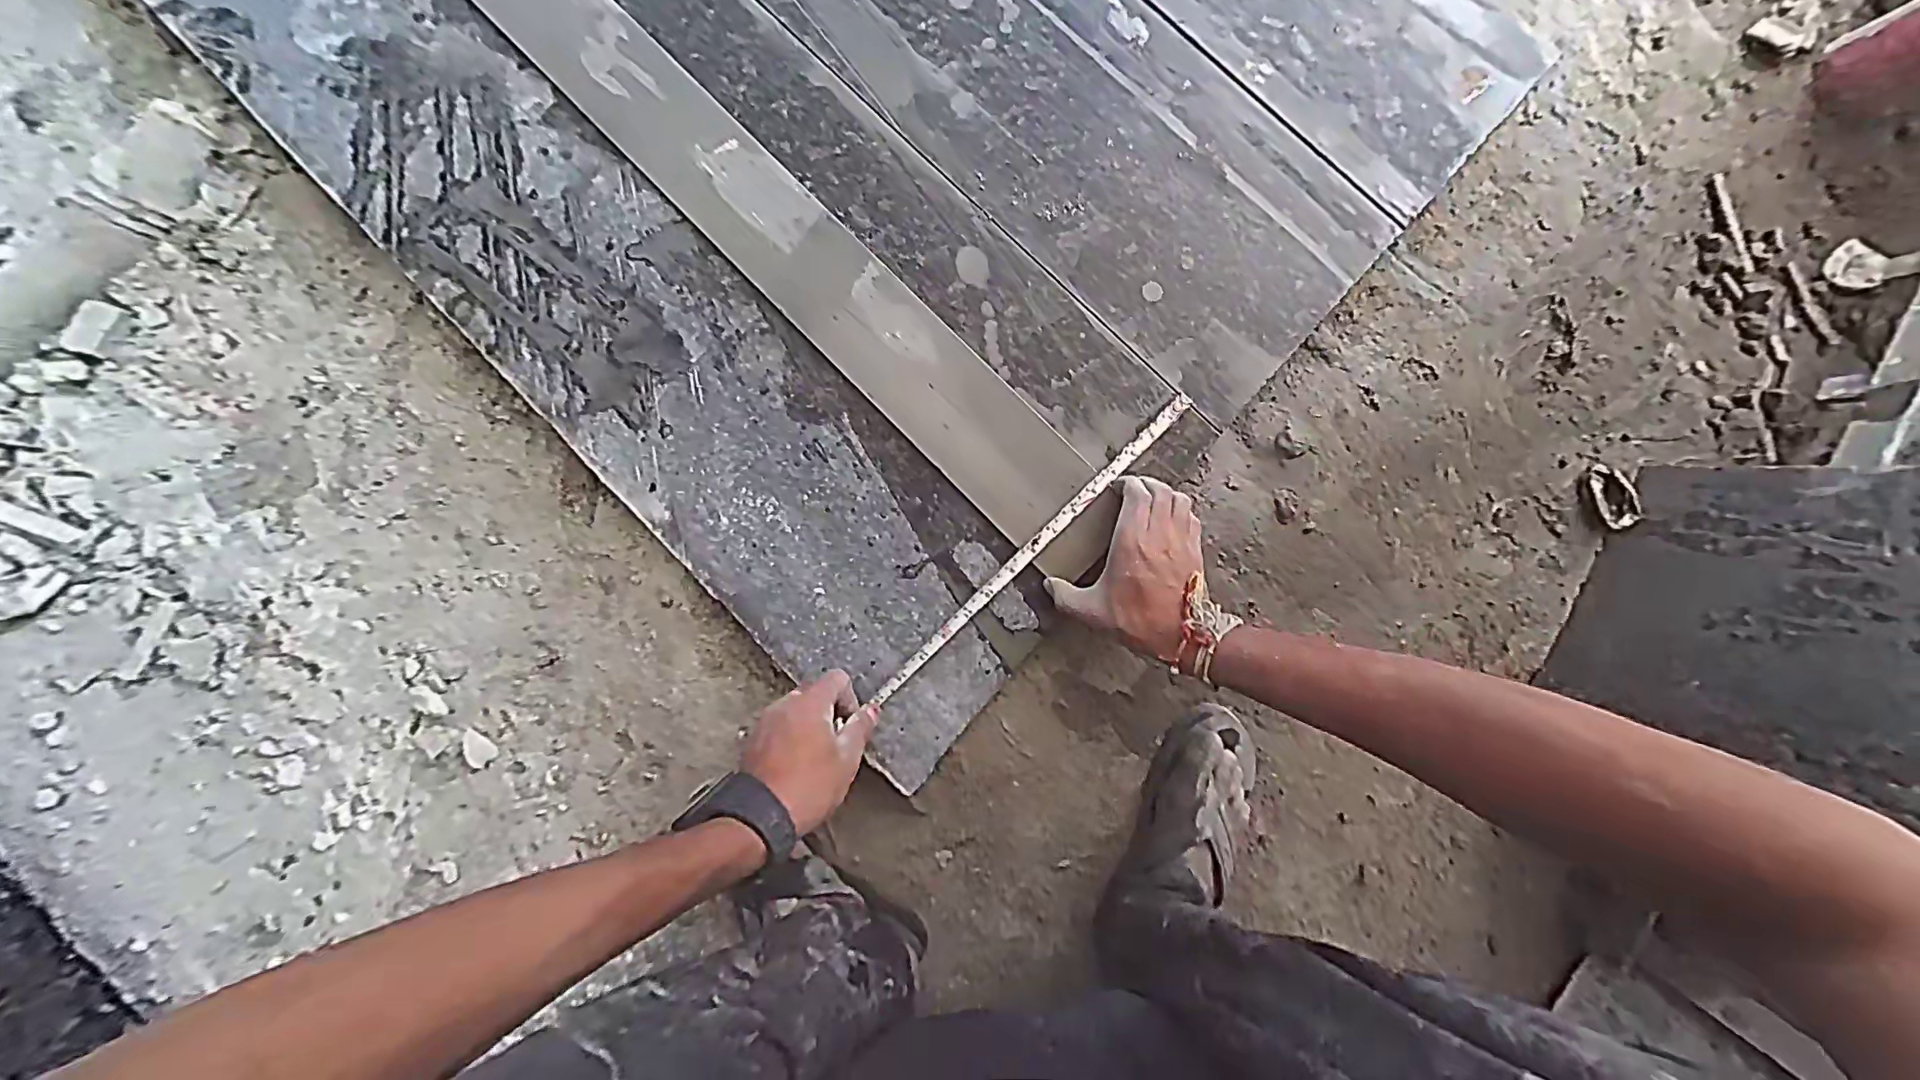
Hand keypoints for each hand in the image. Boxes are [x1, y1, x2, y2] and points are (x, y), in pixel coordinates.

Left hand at [739, 670, 878, 834]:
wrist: (761, 816)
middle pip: (815, 694)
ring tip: (815, 760)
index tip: (851, 725)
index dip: (850, 699)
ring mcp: (766, 721)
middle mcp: (785, 705)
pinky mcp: (753, 740)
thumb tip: (870, 710)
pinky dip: (790, 739)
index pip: (837, 678)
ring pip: (796, 712)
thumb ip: (860, 728)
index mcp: (810, 702)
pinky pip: (779, 728)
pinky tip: (795, 767)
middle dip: (829, 714)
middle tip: (836, 745)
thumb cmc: (808, 787)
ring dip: (808, 726)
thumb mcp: (847, 759)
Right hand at [1045, 475, 1202, 660]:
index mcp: (1131, 541)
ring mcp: (1180, 539)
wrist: (1183, 635)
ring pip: (1178, 499)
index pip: (1136, 494)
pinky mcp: (1195, 550)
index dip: (1127, 484)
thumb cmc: (1141, 621)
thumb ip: (1066, 596)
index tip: (1117, 487)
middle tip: (1134, 488)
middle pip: (1159, 490)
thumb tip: (1050, 586)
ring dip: (1165, 493)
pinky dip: (1182, 510)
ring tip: (1153, 498)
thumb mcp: (1093, 611)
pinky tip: (1172, 518)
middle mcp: (1158, 534)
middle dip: (1146, 484)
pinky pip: (1191, 516)